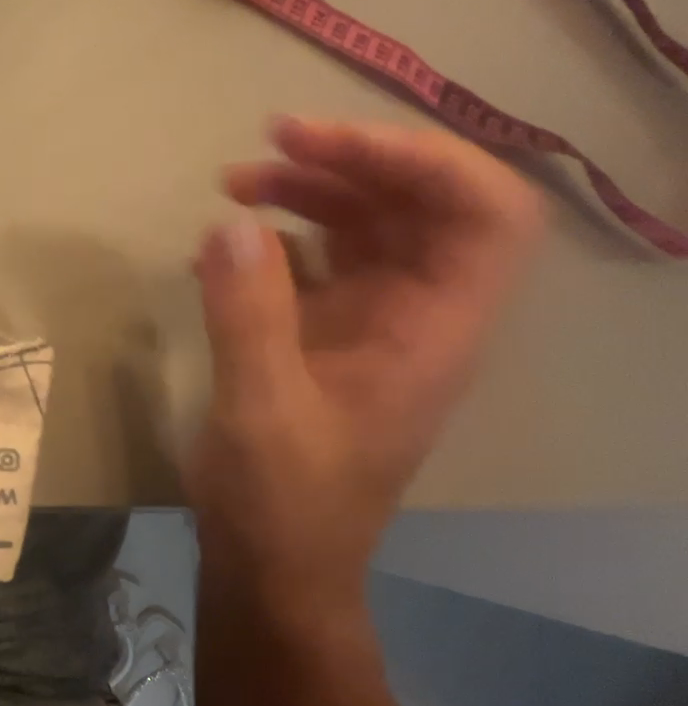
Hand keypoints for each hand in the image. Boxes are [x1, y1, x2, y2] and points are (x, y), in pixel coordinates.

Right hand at [186, 117, 543, 604]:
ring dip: (309, 192)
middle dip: (349, 163)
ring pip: (366, 228)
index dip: (419, 161)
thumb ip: (249, 313)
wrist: (271, 562)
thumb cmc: (284, 499)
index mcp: (434, 329)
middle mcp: (415, 314)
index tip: (320, 143)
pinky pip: (315, 263)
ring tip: (233, 182)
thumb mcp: (262, 409)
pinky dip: (276, 238)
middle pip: (418, 206)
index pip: (481, 213)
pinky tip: (223, 242)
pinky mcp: (321, 337)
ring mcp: (368, 324)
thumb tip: (230, 223)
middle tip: (264, 146)